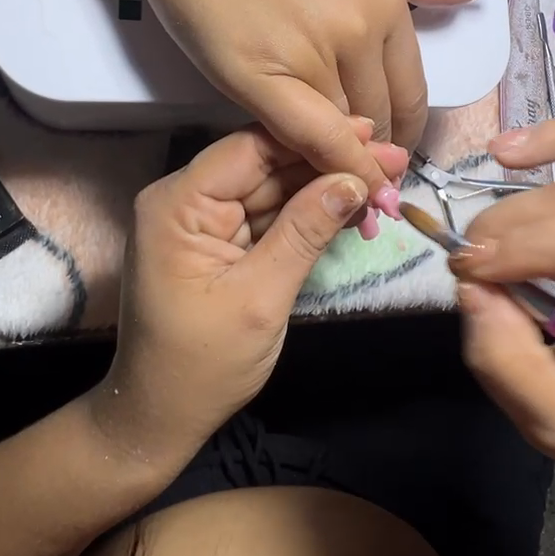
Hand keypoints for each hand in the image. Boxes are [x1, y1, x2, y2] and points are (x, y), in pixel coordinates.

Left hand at [95, 121, 407, 455]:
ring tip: (387, 182)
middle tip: (394, 160)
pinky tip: (354, 209)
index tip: (369, 135)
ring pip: (274, 186)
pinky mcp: (220, 240)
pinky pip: (270, 214)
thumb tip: (354, 180)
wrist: (160, 420)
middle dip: (330, 163)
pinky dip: (311, 214)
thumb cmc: (201, 366)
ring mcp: (203, 219)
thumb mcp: (260, 298)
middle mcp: (185, 198)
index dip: (313, 138)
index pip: (251, 148)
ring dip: (327, 188)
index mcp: (177, 203)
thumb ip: (305, 232)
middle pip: (266, 163)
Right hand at [117, 0, 495, 197]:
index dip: (408, 127)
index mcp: (383, 0)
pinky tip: (332, 187)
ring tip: (346, 187)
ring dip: (348, 159)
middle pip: (380, 115)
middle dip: (380, 149)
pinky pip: (305, 137)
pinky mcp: (254, 77)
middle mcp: (356, 32)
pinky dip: (327, 167)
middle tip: (369, 174)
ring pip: (343, 131)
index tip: (399, 149)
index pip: (411, 87)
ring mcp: (308, 56)